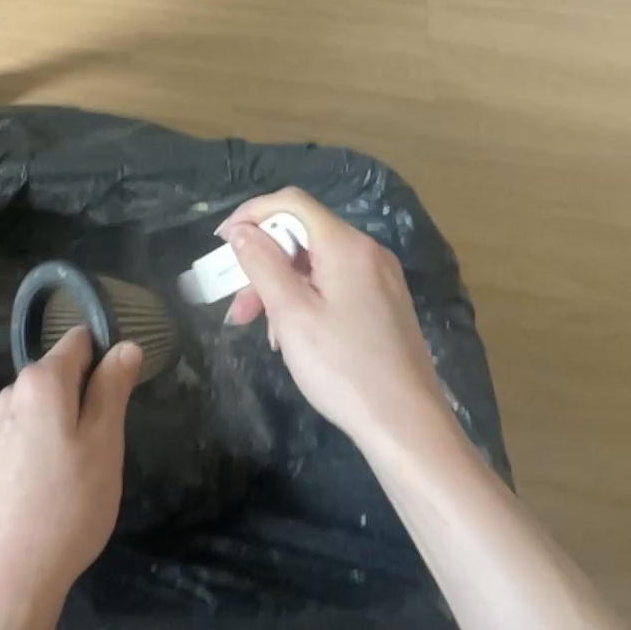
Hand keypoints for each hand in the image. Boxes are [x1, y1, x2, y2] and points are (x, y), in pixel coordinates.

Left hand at [0, 327, 141, 629]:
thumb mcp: (105, 441)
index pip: (79, 339)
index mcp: (41, 379)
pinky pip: (30, 430)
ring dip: (70, 421)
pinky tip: (59, 481)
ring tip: (86, 465)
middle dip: (89, 394)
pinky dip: (50, 442)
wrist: (14, 571)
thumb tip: (125, 345)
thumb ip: (113, 387)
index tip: (123, 390)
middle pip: (61, 372)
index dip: (106, 355)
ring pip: (46, 404)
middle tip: (108, 439)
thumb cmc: (69, 502)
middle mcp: (13, 391)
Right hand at [220, 187, 445, 445]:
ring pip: (315, 264)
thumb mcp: (291, 314)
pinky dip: (304, 299)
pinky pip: (333, 284)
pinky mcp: (384, 304)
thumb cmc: (343, 368)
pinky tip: (292, 336)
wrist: (407, 428)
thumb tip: (241, 230)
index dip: (251, 214)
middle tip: (237, 304)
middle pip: (302, 235)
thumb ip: (262, 264)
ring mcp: (380, 279)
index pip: (291, 203)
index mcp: (346, 246)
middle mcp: (367, 252)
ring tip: (261, 331)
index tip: (222, 243)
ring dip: (280, 286)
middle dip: (262, 261)